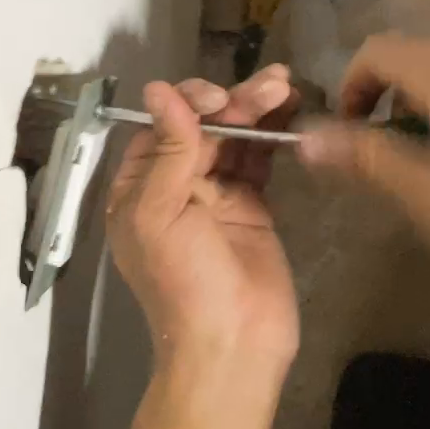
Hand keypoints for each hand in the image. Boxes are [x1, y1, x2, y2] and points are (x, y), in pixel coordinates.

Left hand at [106, 65, 299, 374]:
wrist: (233, 345)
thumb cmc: (184, 281)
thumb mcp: (160, 214)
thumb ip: (166, 150)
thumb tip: (158, 90)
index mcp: (138, 187)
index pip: (160, 127)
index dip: (189, 103)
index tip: (218, 97)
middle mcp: (173, 185)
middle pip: (201, 127)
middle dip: (233, 102)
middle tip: (270, 84)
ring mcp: (213, 195)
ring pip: (233, 139)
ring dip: (257, 109)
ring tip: (286, 83)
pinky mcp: (251, 207)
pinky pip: (258, 161)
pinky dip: (273, 136)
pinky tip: (291, 110)